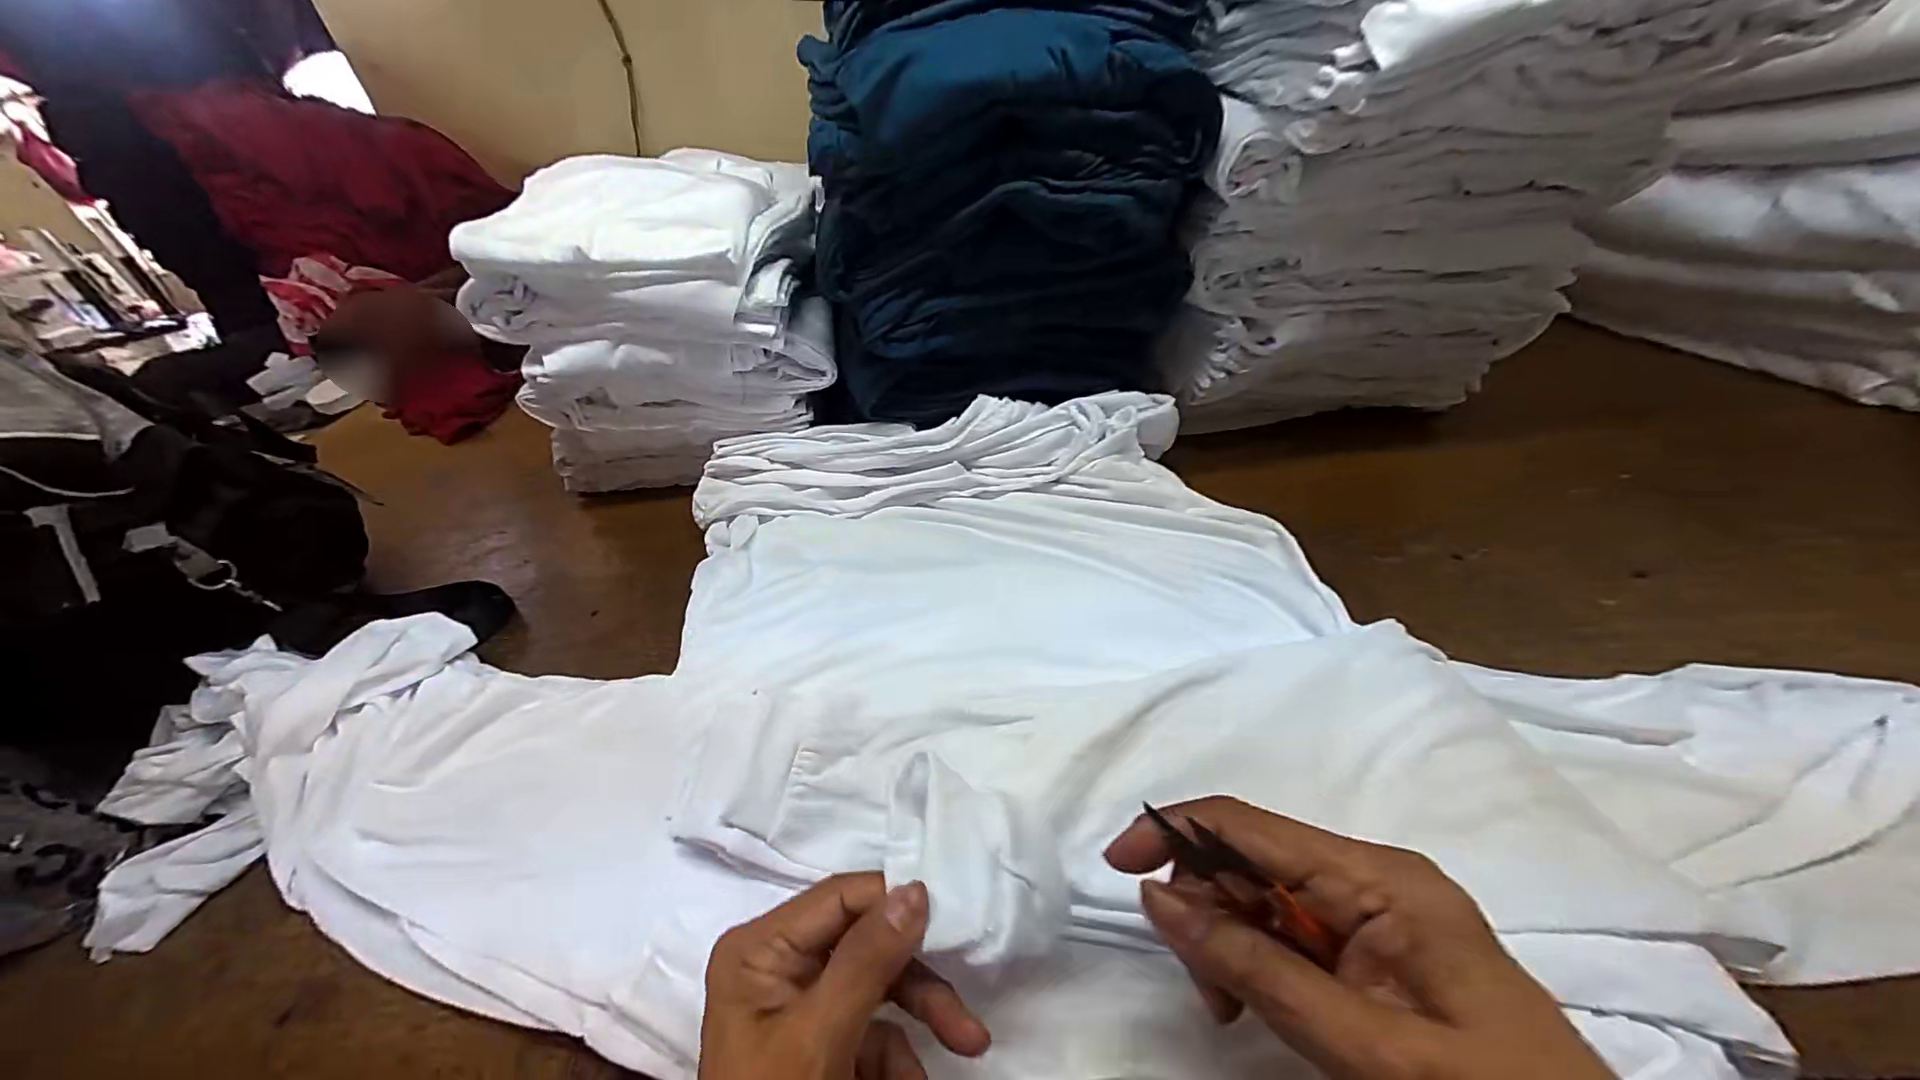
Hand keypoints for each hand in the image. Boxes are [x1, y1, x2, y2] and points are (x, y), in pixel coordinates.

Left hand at [700, 873, 991, 1079]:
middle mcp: (779, 964)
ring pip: (879, 983)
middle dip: (920, 975)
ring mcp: (801, 1004)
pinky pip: (873, 1027)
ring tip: (968, 1042)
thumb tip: (916, 888)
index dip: (894, 898)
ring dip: (926, 1012)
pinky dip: (900, 1053)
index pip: (840, 897)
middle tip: (964, 994)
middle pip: (866, 941)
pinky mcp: (821, 1041)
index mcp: (761, 948)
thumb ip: (867, 958)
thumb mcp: (820, 1034)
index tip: (949, 914)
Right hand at [1105, 797, 1613, 1079]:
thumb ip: (1256, 967)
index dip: (1173, 829)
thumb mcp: (1366, 1048)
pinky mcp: (1376, 946)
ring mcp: (1376, 911)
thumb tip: (1156, 896)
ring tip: (1228, 1008)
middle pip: (1248, 859)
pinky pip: (1290, 931)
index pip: (1246, 823)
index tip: (1116, 865)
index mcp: (1377, 878)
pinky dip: (1256, 961)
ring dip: (1227, 942)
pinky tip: (1256, 1004)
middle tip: (1204, 988)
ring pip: (1261, 897)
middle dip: (1204, 907)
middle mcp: (1371, 876)